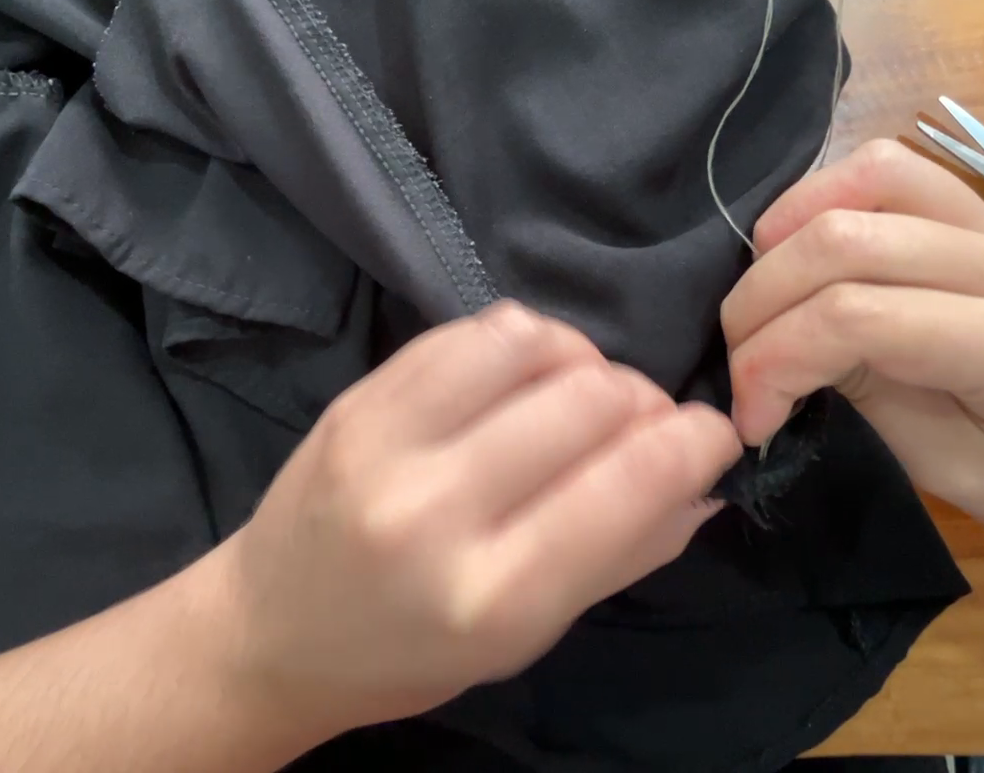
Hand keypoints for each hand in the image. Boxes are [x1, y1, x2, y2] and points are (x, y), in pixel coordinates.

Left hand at [202, 302, 741, 733]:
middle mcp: (436, 508)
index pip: (628, 482)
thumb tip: (702, 482)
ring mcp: (386, 440)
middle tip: (643, 417)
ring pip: (524, 342)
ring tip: (580, 387)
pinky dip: (518, 339)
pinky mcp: (357, 397)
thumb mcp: (525, 636)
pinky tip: (522, 371)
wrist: (271, 628)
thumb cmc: (408, 652)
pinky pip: (464, 332)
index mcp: (494, 596)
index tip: (712, 431)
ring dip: (580, 354)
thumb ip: (621, 555)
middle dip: (642, 397)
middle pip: (583, 400)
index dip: (694, 439)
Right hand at [718, 140, 983, 589]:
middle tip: (738, 360)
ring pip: (870, 177)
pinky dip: (824, 202)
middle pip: (848, 239)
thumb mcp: (950, 471)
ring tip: (765, 294)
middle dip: (761, 302)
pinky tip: (804, 251)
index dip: (772, 358)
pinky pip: (893, 174)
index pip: (858, 316)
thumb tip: (766, 354)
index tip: (747, 415)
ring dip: (785, 231)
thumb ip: (857, 391)